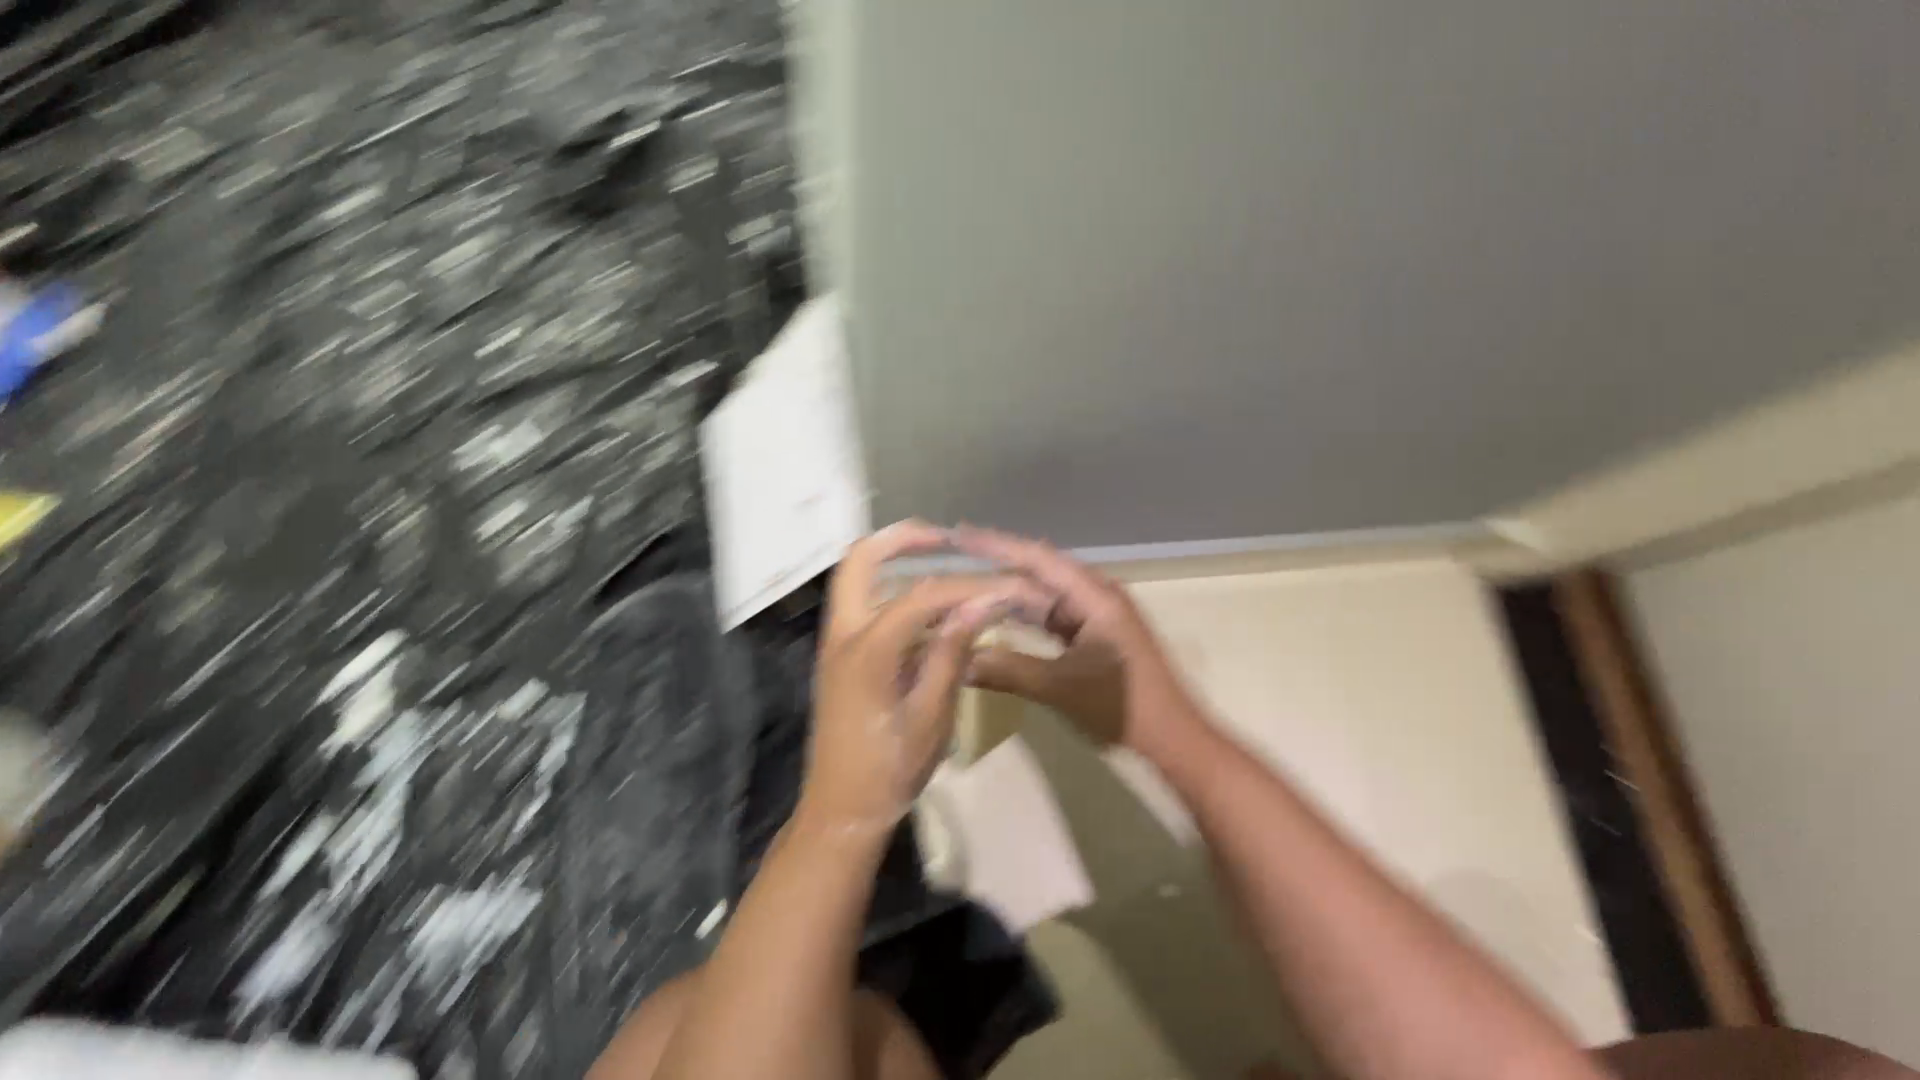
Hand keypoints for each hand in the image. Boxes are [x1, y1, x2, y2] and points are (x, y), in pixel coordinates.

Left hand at [801, 521, 1052, 838]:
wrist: (842, 811)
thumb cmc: (890, 769)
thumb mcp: (932, 714)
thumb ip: (952, 652)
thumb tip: (981, 603)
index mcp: (867, 649)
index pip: (924, 595)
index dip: (971, 587)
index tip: (1009, 586)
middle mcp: (842, 634)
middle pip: (860, 560)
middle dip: (901, 539)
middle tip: (945, 537)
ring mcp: (834, 645)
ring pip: (855, 580)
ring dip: (892, 560)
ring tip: (940, 557)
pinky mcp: (839, 659)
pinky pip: (861, 605)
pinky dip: (890, 591)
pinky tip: (927, 606)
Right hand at [949, 525, 1204, 759]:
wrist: (1174, 738)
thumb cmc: (1122, 707)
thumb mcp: (1060, 687)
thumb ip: (1008, 670)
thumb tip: (958, 660)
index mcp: (1094, 596)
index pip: (1037, 558)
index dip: (995, 544)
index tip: (958, 533)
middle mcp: (1096, 595)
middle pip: (1038, 572)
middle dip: (995, 565)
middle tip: (951, 558)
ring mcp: (1097, 616)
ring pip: (1043, 596)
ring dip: (1007, 593)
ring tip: (962, 583)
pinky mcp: (1095, 636)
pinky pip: (1052, 617)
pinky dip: (1023, 616)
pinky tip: (994, 616)